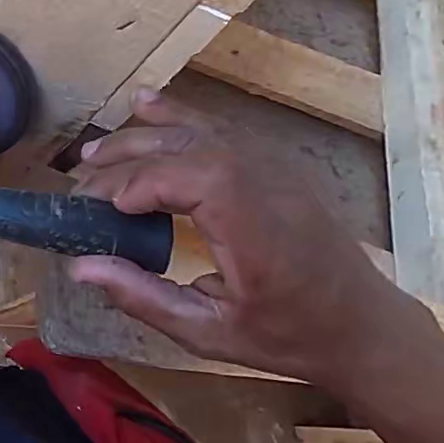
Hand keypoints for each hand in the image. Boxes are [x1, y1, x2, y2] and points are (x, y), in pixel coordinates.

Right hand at [67, 90, 434, 389]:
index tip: (100, 211)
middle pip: (184, 147)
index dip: (139, 183)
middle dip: (124, 159)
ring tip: (94, 153)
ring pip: (195, 130)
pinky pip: (217, 128)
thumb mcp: (209, 333)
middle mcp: (266, 183)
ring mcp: (273, 164)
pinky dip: (175, 117)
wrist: (363, 322)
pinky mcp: (273, 160)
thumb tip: (80, 266)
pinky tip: (144, 105)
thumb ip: (143, 297)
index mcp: (256, 231)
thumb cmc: (288, 336)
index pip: (191, 178)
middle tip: (81, 185)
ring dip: (140, 137)